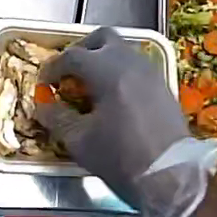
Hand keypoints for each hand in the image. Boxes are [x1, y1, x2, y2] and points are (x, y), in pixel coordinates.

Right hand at [37, 29, 216, 216]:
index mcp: (108, 73)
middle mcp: (131, 64)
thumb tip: (43, 106)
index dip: (53, 67)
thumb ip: (57, 118)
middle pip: (102, 38)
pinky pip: (136, 66)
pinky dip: (119, 71)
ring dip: (102, 60)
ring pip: (122, 50)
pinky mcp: (163, 86)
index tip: (45, 83)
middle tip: (68, 72)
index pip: (73, 56)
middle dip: (81, 51)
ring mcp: (151, 73)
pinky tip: (112, 97)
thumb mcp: (80, 142)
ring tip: (89, 85)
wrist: (172, 177)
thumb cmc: (123, 160)